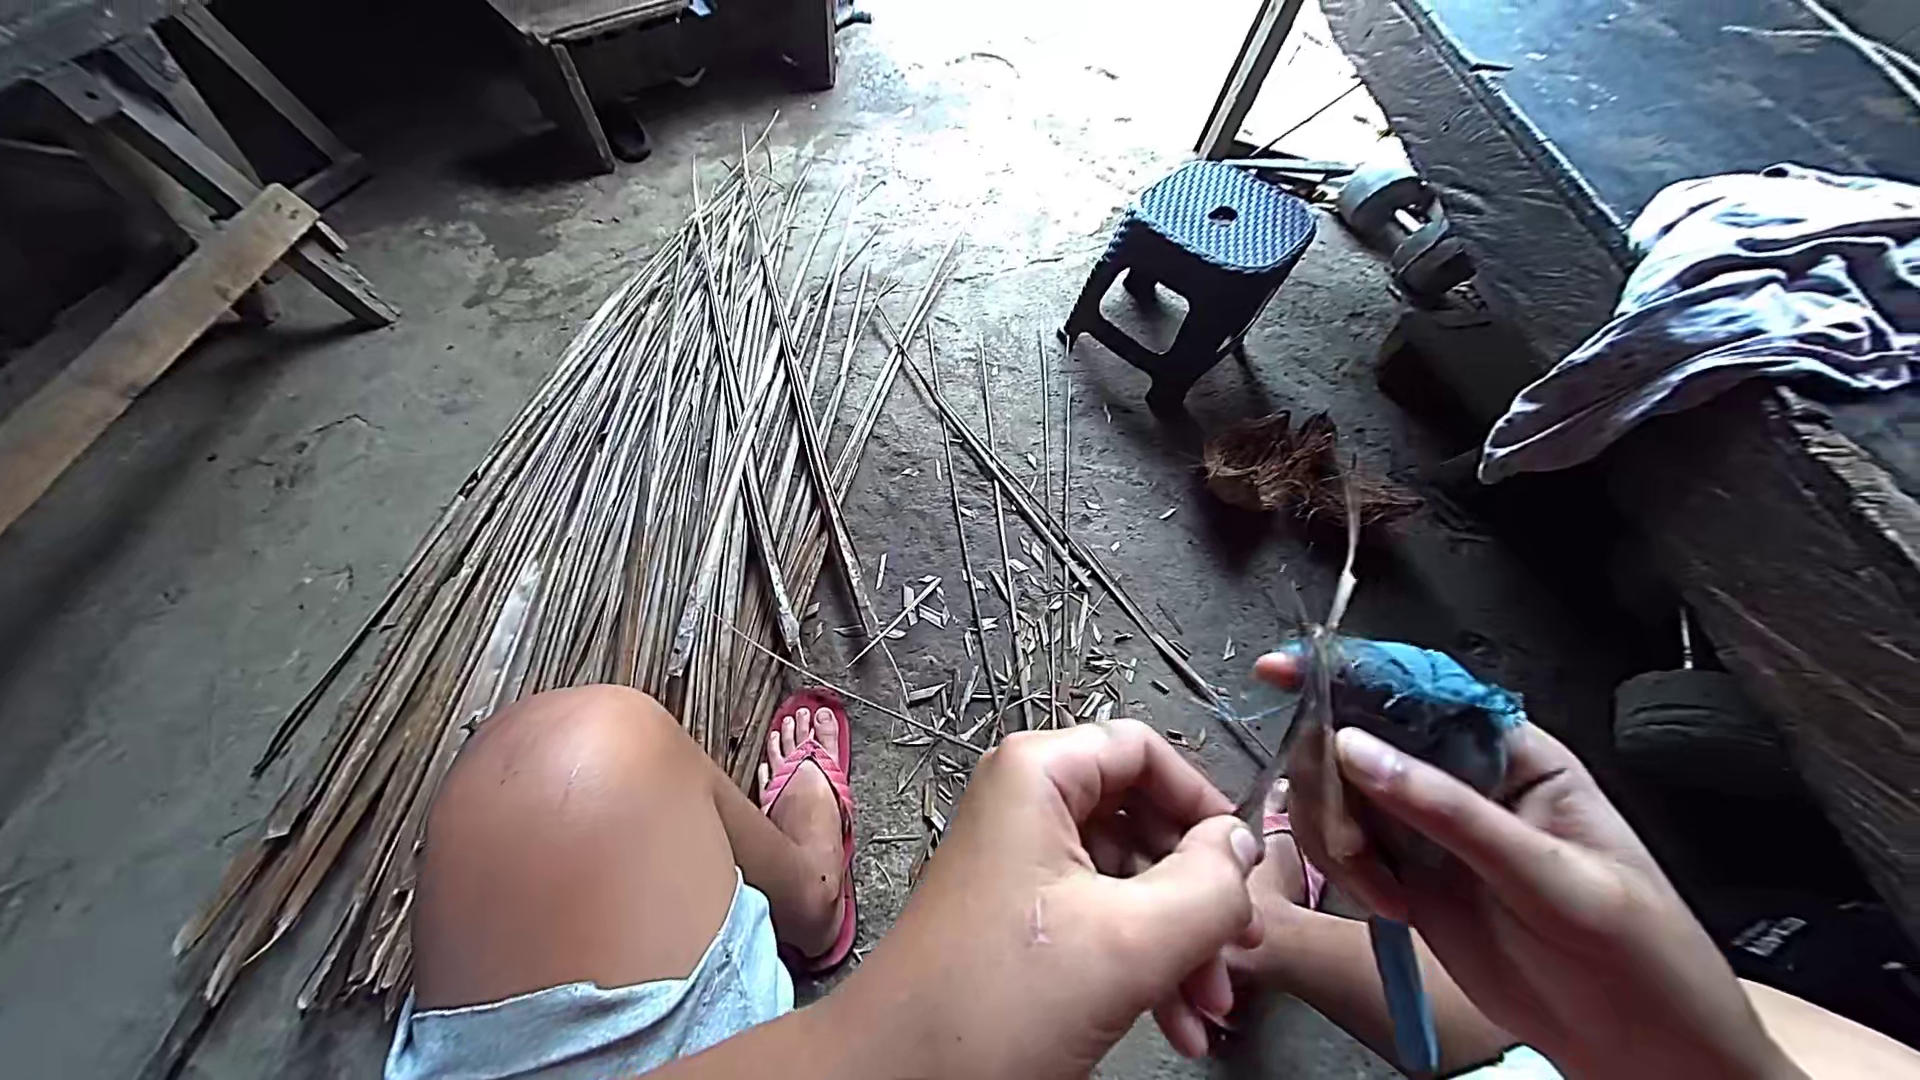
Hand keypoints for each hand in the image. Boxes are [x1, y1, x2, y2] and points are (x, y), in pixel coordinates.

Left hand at [833, 719, 1265, 1077]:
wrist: (899, 1072)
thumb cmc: (1005, 993)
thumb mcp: (1126, 941)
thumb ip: (1205, 887)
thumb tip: (1239, 841)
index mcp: (1038, 769)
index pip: (1140, 749)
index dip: (1199, 799)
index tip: (1243, 866)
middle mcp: (1027, 794)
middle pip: (1137, 811)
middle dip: (1193, 886)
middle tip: (1238, 949)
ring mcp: (1022, 846)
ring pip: (1124, 867)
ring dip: (1176, 935)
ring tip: (1211, 1007)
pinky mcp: (1021, 896)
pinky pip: (1097, 904)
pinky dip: (1141, 954)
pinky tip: (1177, 1020)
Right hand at [1255, 651, 1802, 1079]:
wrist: (1636, 1055)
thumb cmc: (1636, 958)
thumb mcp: (1556, 883)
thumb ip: (1451, 812)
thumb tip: (1349, 746)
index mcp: (1499, 746)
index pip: (1410, 687)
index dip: (1343, 671)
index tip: (1279, 671)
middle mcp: (1443, 765)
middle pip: (1344, 731)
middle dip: (1330, 783)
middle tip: (1350, 840)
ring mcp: (1408, 808)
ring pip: (1324, 782)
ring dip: (1333, 834)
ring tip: (1382, 889)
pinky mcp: (1386, 850)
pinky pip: (1326, 831)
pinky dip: (1337, 865)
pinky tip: (1385, 903)